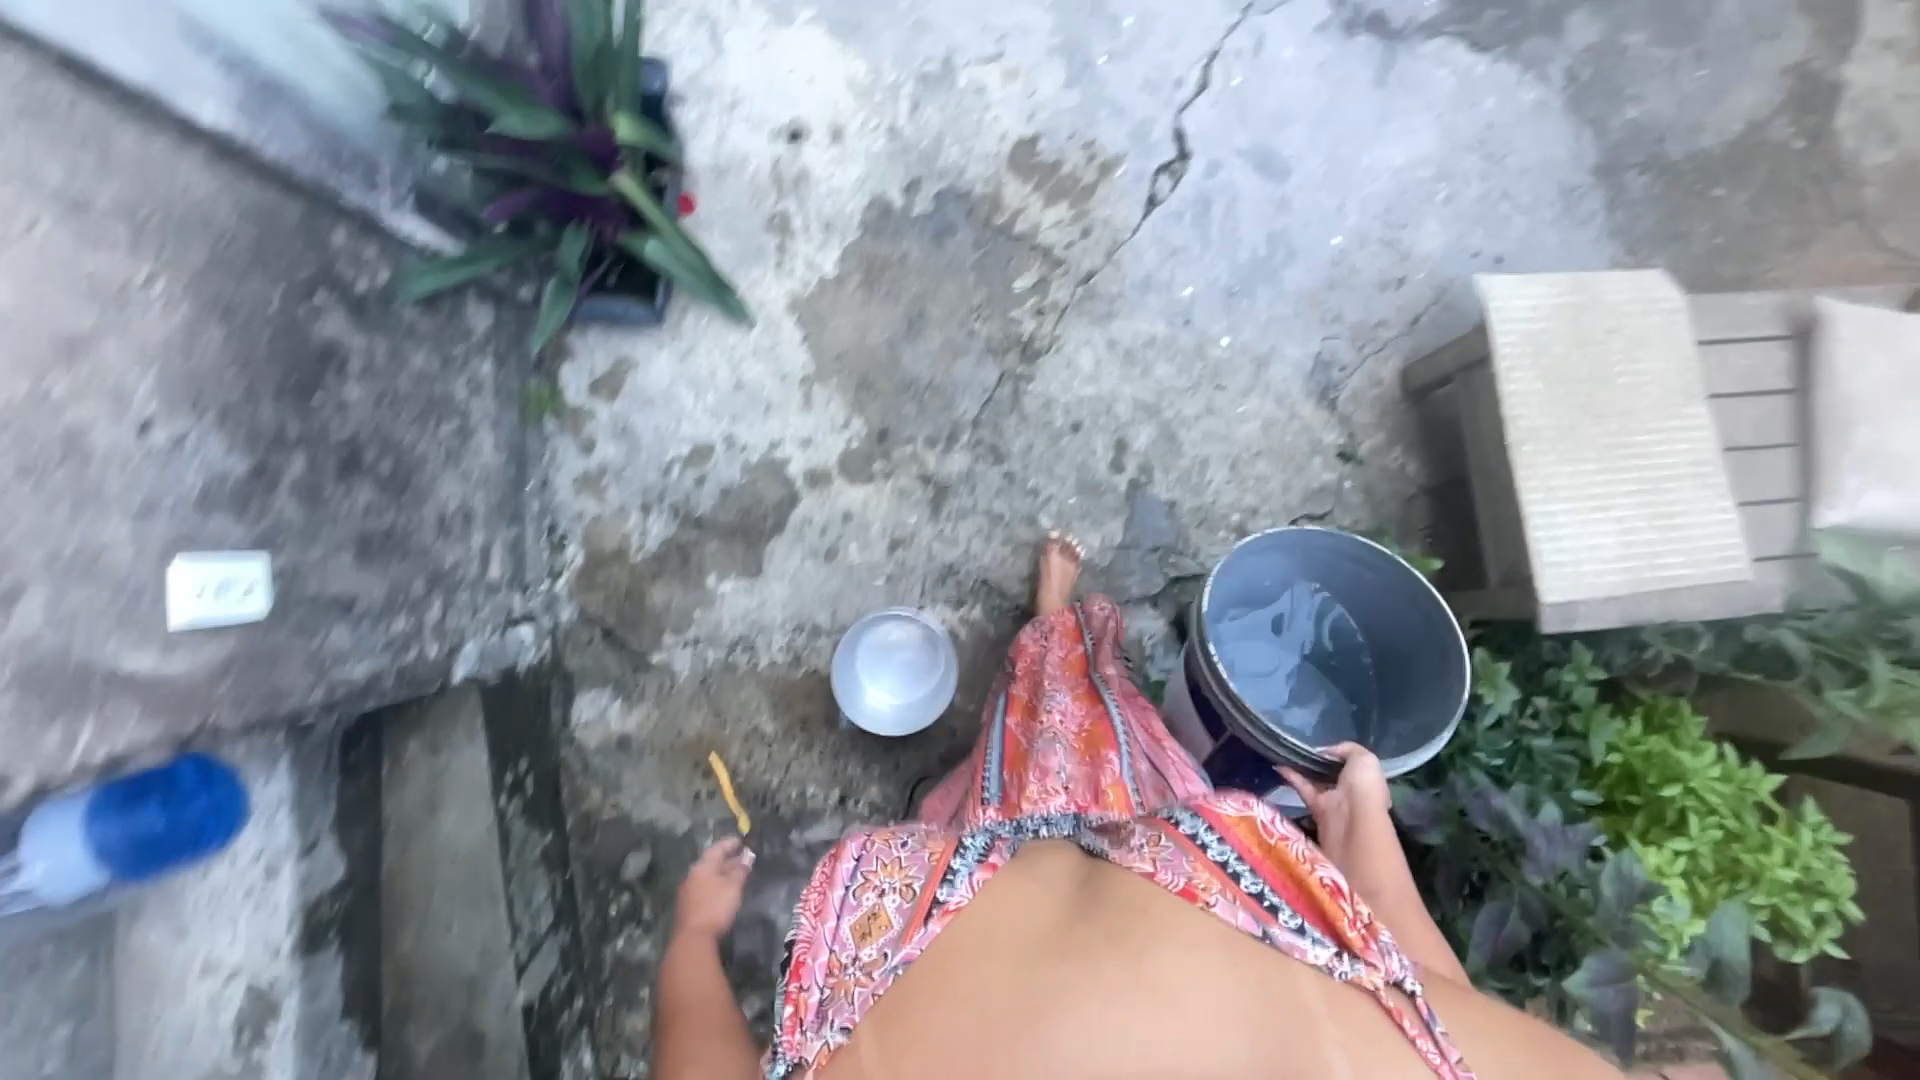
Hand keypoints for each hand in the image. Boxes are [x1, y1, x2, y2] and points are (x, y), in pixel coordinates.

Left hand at [673, 837, 753, 941]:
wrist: (692, 939)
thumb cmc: (715, 907)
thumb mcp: (733, 886)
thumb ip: (741, 870)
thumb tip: (747, 856)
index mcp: (702, 867)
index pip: (717, 848)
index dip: (730, 843)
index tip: (742, 841)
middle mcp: (692, 876)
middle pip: (712, 862)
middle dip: (728, 859)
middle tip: (743, 858)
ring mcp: (687, 892)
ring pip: (708, 876)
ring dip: (722, 873)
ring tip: (736, 874)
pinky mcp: (687, 907)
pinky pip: (704, 888)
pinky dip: (716, 885)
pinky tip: (724, 891)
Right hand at [1279, 743, 1391, 847]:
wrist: (1352, 816)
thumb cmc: (1364, 785)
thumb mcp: (1365, 758)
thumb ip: (1347, 749)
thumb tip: (1327, 751)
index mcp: (1368, 782)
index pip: (1355, 767)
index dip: (1343, 756)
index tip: (1328, 746)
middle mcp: (1352, 793)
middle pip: (1333, 774)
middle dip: (1321, 762)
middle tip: (1306, 747)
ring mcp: (1333, 800)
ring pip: (1316, 781)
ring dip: (1304, 768)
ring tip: (1290, 751)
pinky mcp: (1315, 806)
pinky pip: (1303, 787)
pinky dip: (1291, 776)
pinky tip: (1280, 764)